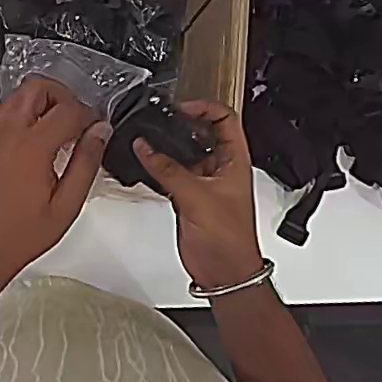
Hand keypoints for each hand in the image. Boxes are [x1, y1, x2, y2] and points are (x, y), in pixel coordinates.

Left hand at [0, 78, 110, 283]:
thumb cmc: (23, 233)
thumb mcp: (68, 204)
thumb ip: (87, 162)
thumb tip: (101, 132)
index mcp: (32, 148)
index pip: (68, 110)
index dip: (89, 115)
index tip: (98, 128)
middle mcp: (8, 135)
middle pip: (37, 88)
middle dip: (63, 96)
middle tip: (78, 119)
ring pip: (17, 95)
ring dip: (43, 102)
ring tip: (60, 128)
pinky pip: (4, 112)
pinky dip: (24, 113)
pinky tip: (38, 139)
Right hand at [134, 100, 265, 290]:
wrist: (224, 273)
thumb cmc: (229, 240)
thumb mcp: (197, 197)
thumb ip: (169, 170)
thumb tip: (147, 148)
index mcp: (235, 161)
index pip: (226, 120)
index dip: (206, 108)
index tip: (183, 108)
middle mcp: (221, 169)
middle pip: (203, 134)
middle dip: (182, 124)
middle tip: (161, 120)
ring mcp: (205, 183)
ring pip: (186, 154)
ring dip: (169, 147)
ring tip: (150, 138)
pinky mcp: (190, 198)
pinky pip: (174, 174)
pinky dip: (160, 167)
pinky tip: (147, 163)